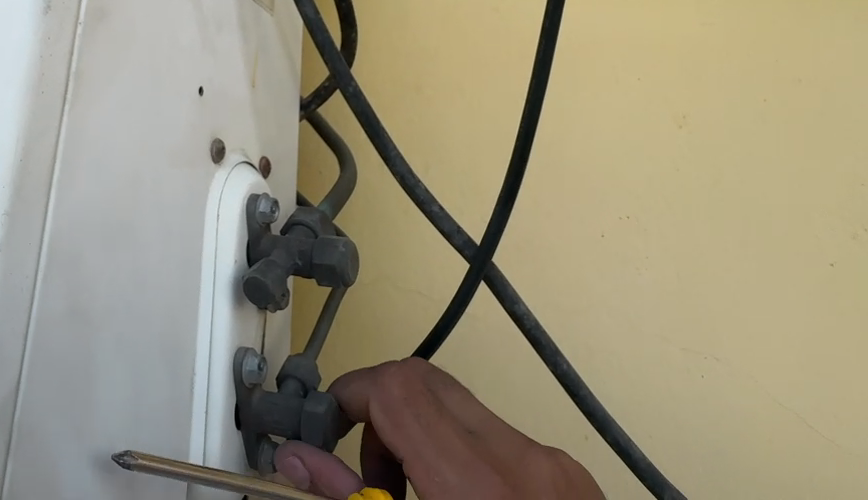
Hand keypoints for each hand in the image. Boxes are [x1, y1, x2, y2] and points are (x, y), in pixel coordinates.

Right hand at [273, 359, 605, 499]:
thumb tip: (297, 459)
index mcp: (479, 488)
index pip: (396, 387)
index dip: (348, 396)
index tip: (326, 430)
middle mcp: (522, 460)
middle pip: (421, 380)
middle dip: (377, 411)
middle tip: (369, 474)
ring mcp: (553, 464)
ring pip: (456, 404)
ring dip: (415, 433)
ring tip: (411, 499)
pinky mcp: (570, 475)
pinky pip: (493, 435)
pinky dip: (456, 454)